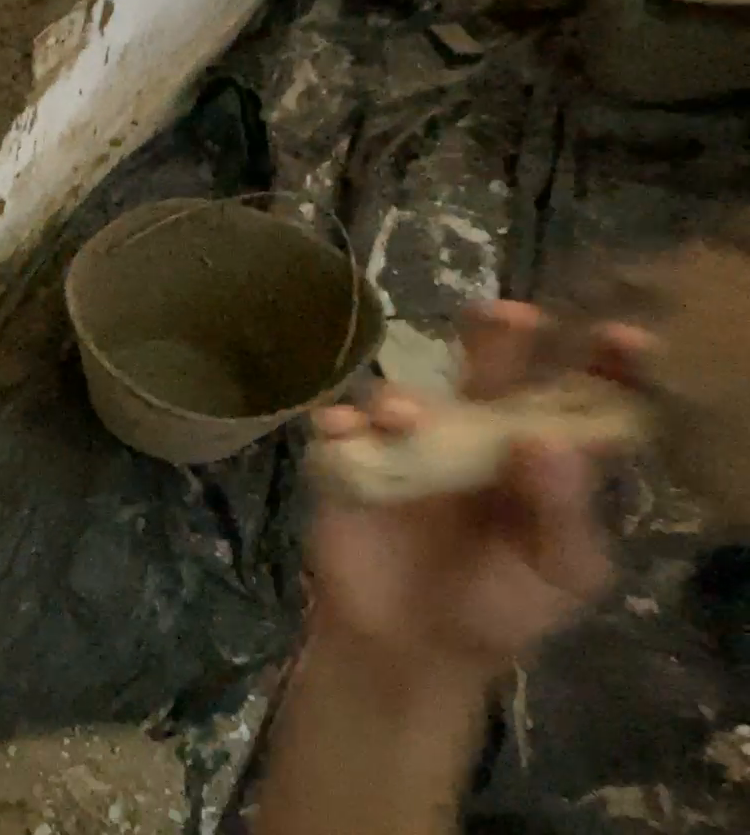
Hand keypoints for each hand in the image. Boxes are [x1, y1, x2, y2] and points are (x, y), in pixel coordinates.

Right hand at [307, 301, 647, 680]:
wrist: (406, 644)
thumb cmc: (495, 608)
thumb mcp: (555, 572)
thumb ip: (560, 511)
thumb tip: (544, 440)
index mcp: (536, 465)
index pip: (576, 404)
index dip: (601, 368)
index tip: (622, 337)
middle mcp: (472, 444)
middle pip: (487, 376)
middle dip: (496, 339)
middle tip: (503, 314)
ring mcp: (404, 452)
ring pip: (403, 397)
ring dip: (403, 396)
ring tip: (402, 418)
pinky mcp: (347, 466)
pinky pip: (336, 430)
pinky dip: (336, 421)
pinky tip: (341, 428)